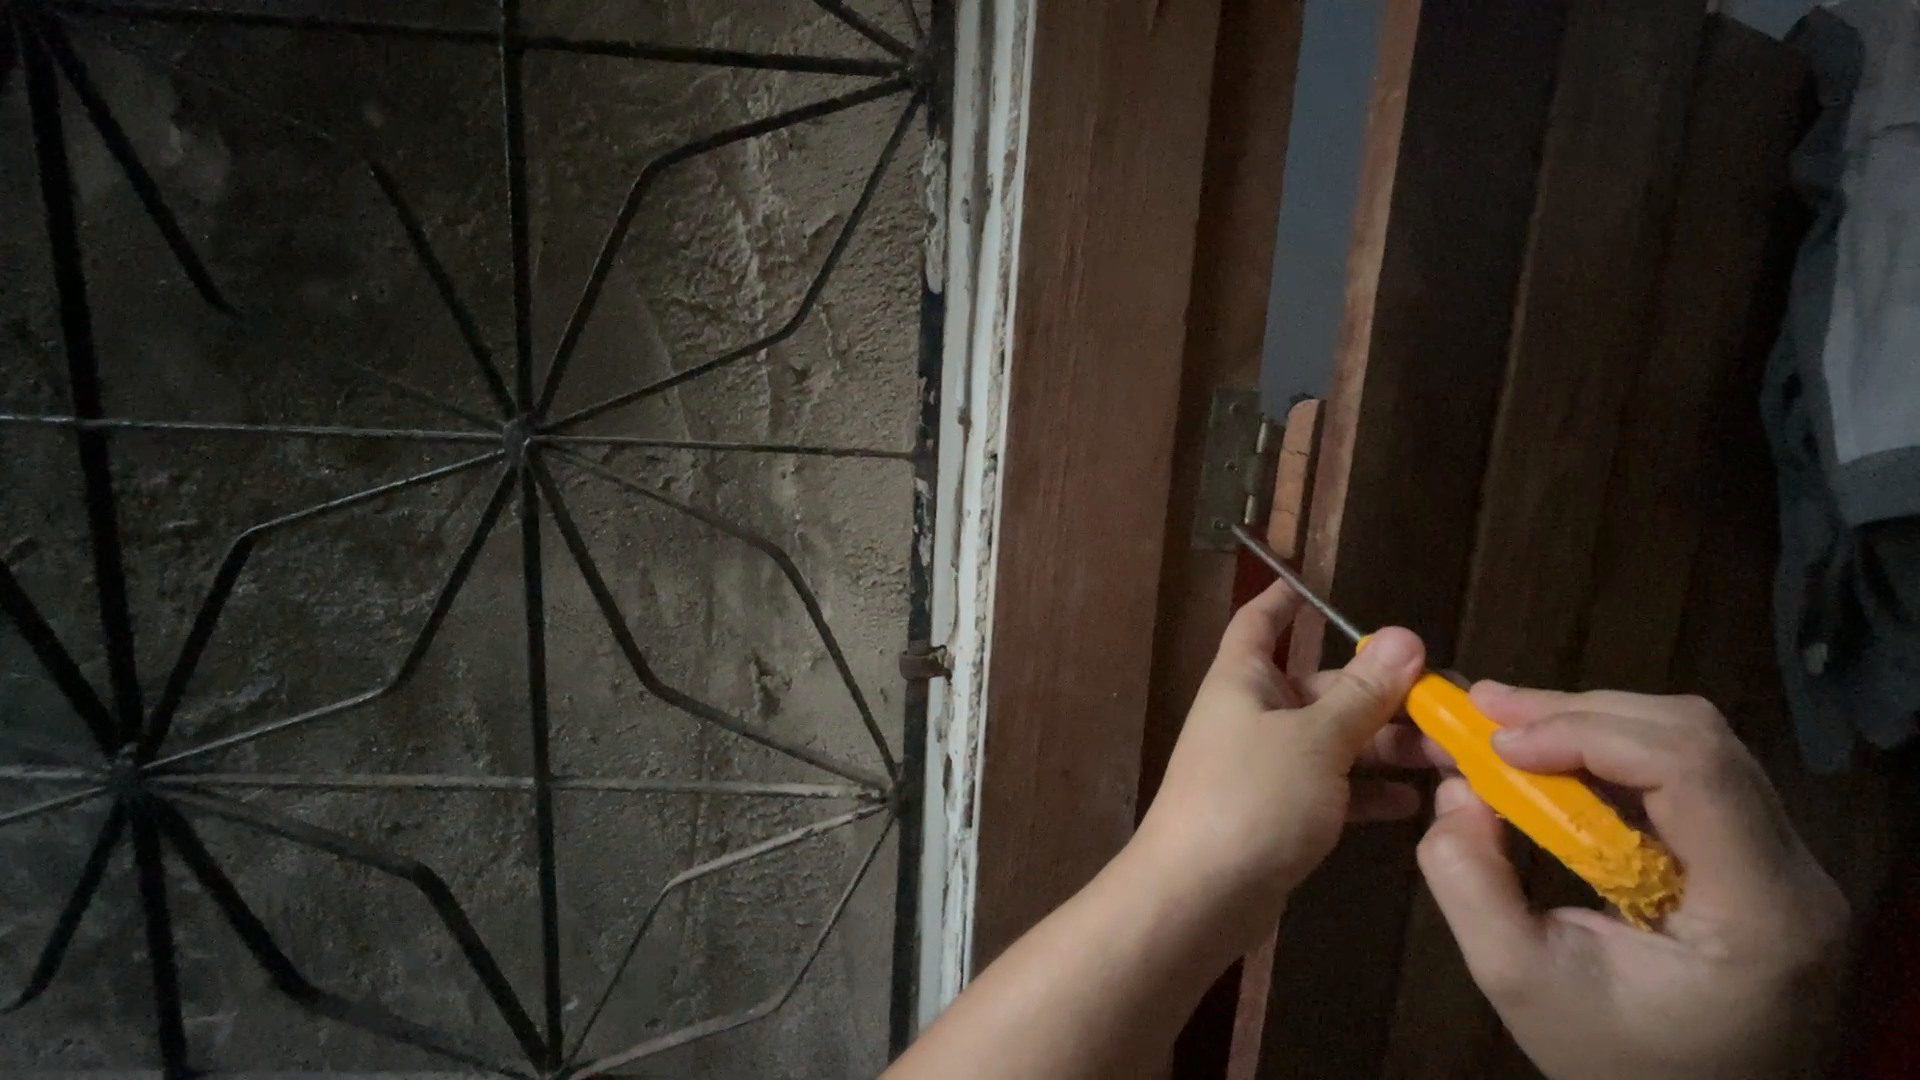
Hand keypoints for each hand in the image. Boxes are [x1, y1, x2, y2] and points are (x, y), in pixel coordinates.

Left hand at [1133, 581, 1427, 936]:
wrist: (1200, 891)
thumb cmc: (1251, 795)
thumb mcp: (1315, 738)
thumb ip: (1362, 693)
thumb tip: (1404, 636)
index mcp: (1243, 679)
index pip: (1258, 623)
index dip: (1280, 601)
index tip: (1309, 585)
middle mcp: (1250, 714)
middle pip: (1318, 687)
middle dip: (1378, 692)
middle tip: (1448, 704)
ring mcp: (1263, 765)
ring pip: (1332, 739)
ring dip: (1384, 744)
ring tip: (1449, 756)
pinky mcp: (1278, 812)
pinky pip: (1330, 788)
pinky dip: (1366, 791)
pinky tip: (1413, 802)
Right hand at [1418, 685, 1849, 1079]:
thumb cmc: (1615, 1056)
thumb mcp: (1517, 980)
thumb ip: (1467, 881)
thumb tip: (1458, 791)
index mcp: (1759, 912)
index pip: (1693, 770)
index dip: (1585, 733)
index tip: (1497, 744)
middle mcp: (1793, 872)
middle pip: (1694, 737)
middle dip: (1575, 711)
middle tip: (1482, 712)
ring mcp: (1781, 860)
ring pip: (1691, 738)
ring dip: (1587, 720)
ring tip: (1505, 728)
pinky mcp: (1752, 854)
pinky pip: (1682, 767)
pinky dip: (1603, 745)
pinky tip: (1548, 758)